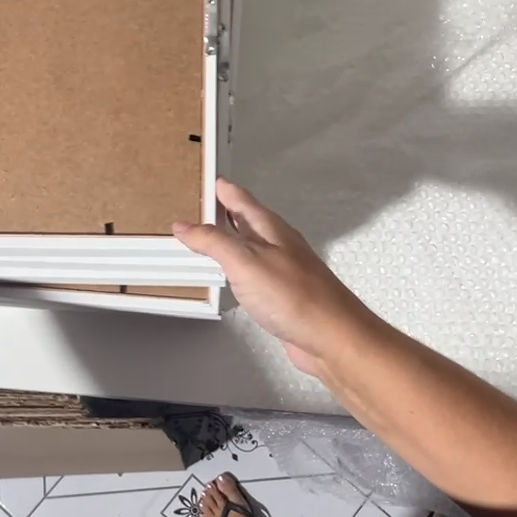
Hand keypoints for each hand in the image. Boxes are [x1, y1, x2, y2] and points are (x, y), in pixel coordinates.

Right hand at [174, 179, 380, 376]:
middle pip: (247, 221)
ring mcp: (282, 269)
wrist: (331, 337)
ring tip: (207, 239)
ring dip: (229, 241)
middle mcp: (278, 244)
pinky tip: (230, 277)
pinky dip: (237, 269)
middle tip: (201, 206)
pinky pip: (254, 272)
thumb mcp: (245, 261)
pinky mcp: (282, 294)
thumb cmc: (294, 296)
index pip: (241, 200)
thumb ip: (214, 242)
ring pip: (251, 247)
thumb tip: (185, 225)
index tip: (207, 179)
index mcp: (270, 229)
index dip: (223, 189)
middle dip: (224, 213)